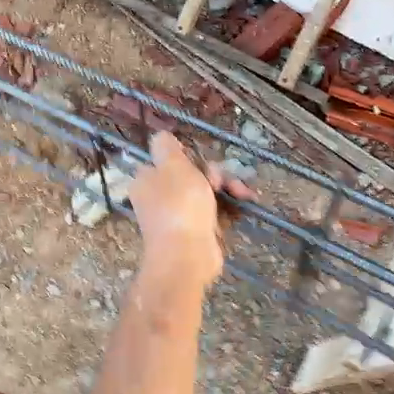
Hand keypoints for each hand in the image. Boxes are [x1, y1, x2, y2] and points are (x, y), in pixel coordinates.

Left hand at [128, 132, 251, 283]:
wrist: (187, 256)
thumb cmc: (179, 206)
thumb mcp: (172, 165)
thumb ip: (166, 146)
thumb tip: (161, 136)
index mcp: (147, 180)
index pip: (166, 159)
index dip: (187, 156)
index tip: (200, 160)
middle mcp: (160, 197)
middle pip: (191, 173)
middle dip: (213, 173)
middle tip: (220, 181)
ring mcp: (179, 215)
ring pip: (206, 191)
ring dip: (227, 188)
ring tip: (242, 194)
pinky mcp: (198, 230)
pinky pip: (215, 210)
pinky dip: (230, 206)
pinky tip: (246, 202)